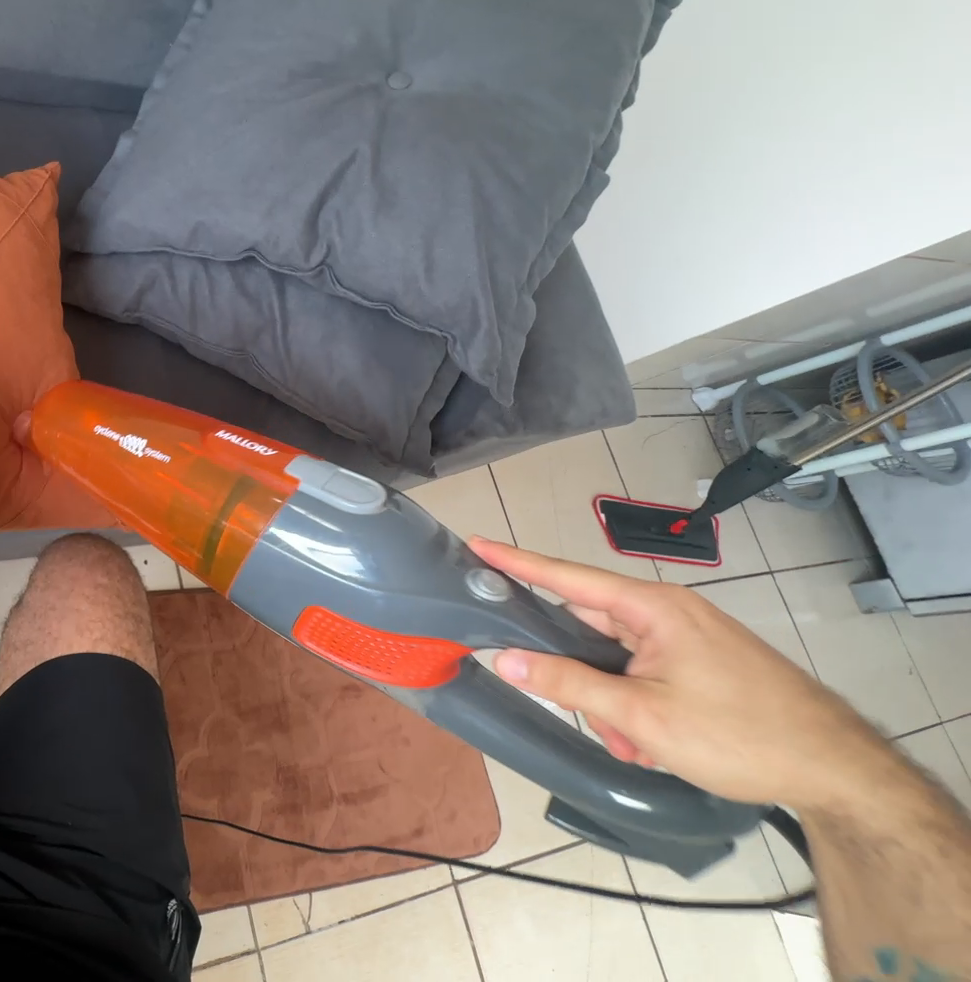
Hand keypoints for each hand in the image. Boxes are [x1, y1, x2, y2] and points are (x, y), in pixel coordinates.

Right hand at [470, 537, 896, 815]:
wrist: (843, 775)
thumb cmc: (739, 735)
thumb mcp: (641, 715)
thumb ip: (567, 684)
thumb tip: (505, 659)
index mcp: (652, 608)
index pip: (566, 577)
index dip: (516, 562)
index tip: (475, 544)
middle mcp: (668, 613)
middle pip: (587, 627)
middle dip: (576, 674)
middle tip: (586, 714)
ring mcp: (687, 638)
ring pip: (614, 658)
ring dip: (610, 701)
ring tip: (637, 743)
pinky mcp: (701, 663)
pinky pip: (642, 673)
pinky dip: (635, 706)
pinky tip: (652, 742)